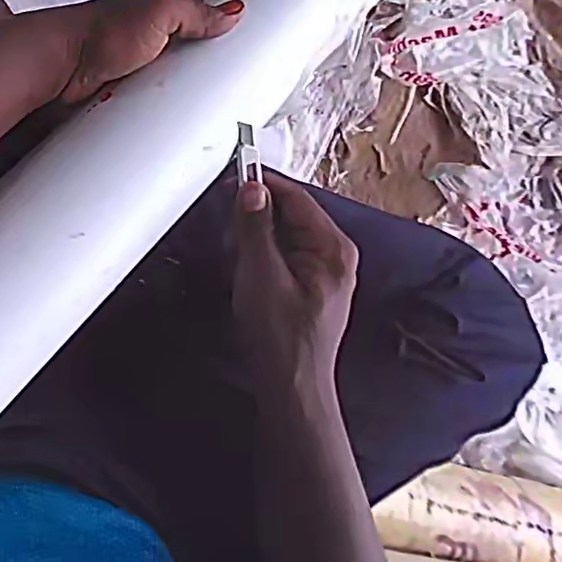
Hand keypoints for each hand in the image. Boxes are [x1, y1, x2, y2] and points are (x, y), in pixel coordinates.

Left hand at [50, 0, 243, 103]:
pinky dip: (164, 80)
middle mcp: (147, 21)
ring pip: (169, 49)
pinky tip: (172, 84)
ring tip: (206, 55)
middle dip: (203, 14)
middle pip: (184, 16)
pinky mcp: (127, 76)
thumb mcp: (160, 13)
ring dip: (184, 52)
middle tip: (224, 12)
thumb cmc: (102, 30)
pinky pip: (154, 77)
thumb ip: (195, 13)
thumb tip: (228, 13)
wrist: (68, 64)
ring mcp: (136, 50)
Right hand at [230, 170, 359, 388]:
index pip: (296, 197)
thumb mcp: (260, 275)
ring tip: (236, 257)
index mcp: (332, 247)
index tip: (233, 177)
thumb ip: (254, 228)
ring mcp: (320, 269)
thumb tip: (251, 188)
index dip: (263, 184)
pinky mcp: (305, 282)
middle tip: (229, 228)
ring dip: (253, 236)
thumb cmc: (280, 334)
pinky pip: (279, 252)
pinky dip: (258, 253)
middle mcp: (332, 253)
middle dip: (255, 216)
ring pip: (280, 233)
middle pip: (289, 213)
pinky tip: (243, 269)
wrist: (288, 384)